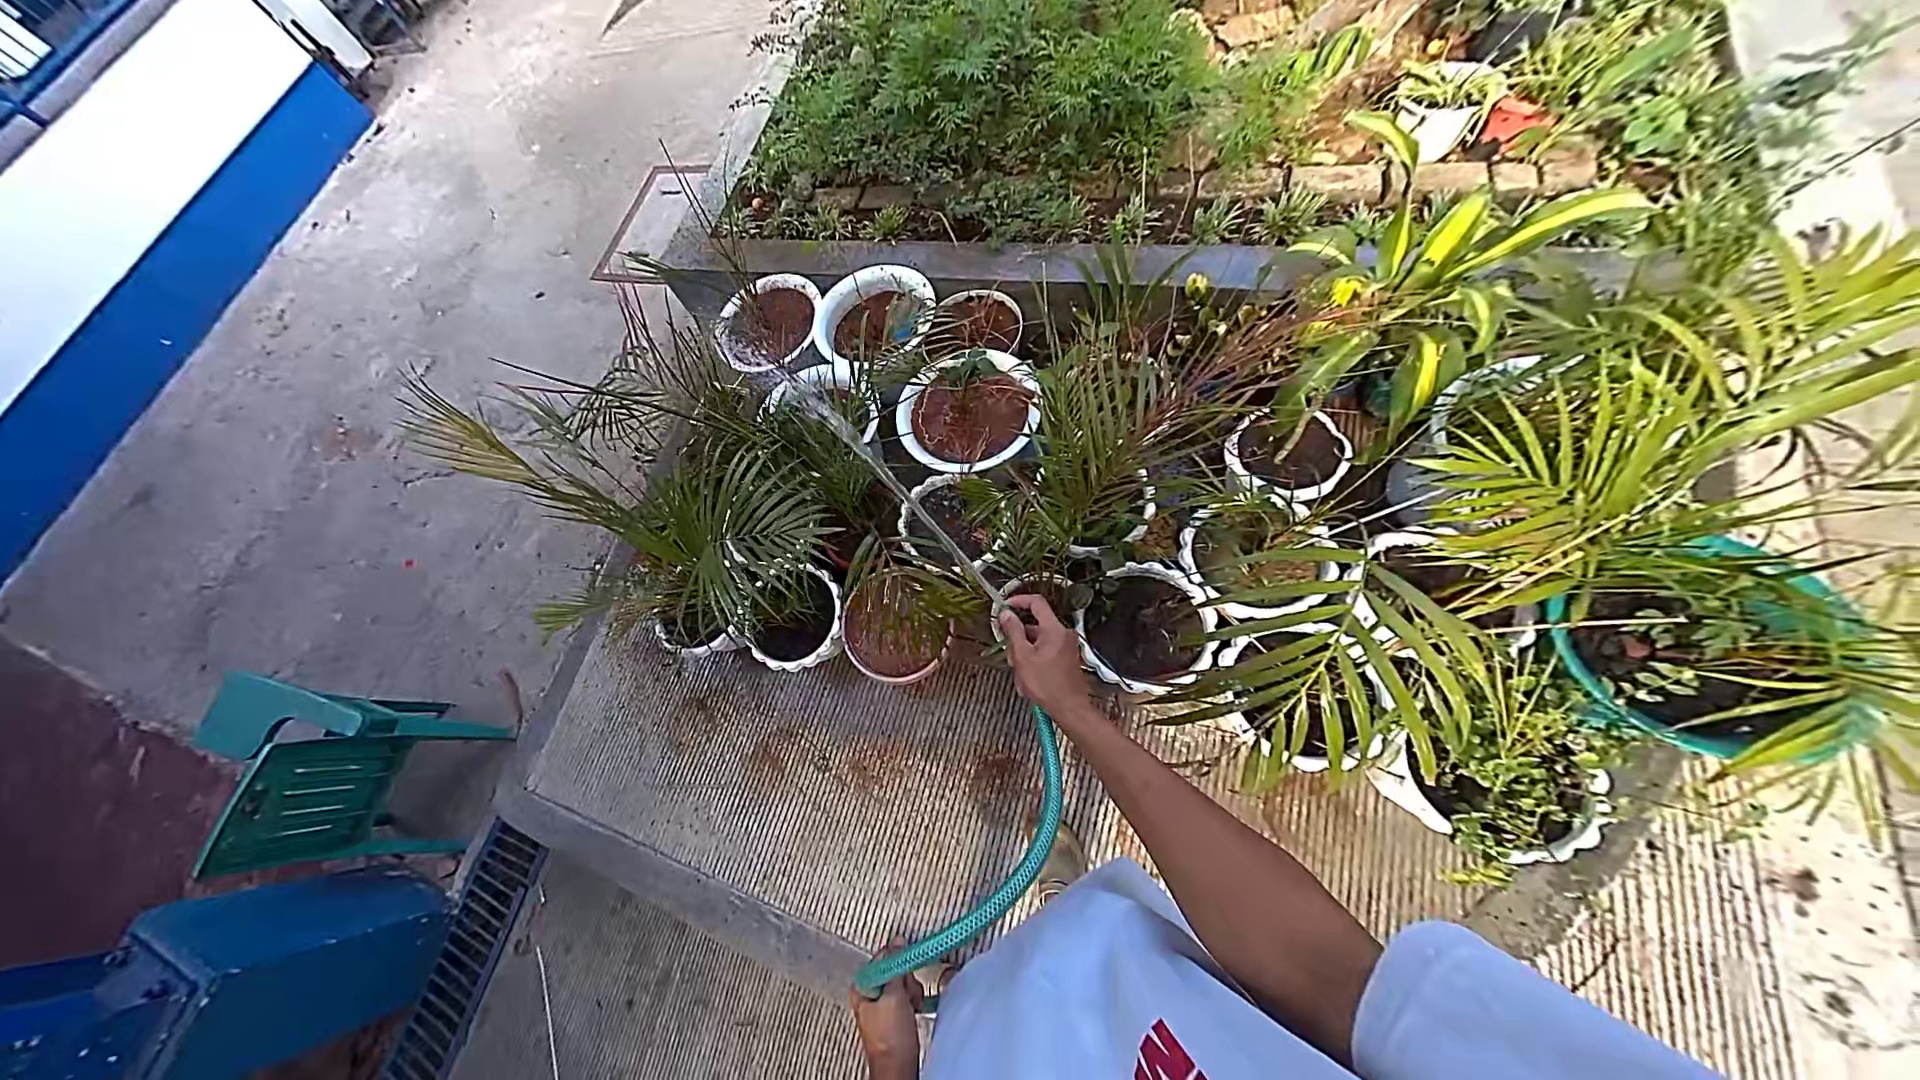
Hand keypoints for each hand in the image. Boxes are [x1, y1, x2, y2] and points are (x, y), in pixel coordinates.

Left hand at [850, 937, 921, 1079]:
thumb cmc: (891, 1039)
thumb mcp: (895, 994)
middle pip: (892, 969)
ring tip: (911, 1003)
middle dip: (905, 978)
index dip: (896, 960)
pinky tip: (913, 1008)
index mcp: (861, 987)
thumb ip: (896, 966)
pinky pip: (905, 995)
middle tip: (907, 991)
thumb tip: (898, 942)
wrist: (899, 1068)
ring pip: (901, 982)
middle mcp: (868, 994)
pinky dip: (912, 999)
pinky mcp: (892, 1014)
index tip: (906, 963)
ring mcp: (881, 1005)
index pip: (881, 957)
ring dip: (910, 989)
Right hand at [997, 594, 1092, 720]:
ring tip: (1019, 669)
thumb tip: (1006, 614)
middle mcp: (1063, 633)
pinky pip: (1045, 648)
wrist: (1069, 707)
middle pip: (1036, 624)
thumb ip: (1013, 632)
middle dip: (1019, 635)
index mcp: (1054, 629)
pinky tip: (1028, 674)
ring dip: (1025, 649)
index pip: (1036, 602)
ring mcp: (1066, 645)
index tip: (1006, 605)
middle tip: (1009, 649)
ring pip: (1039, 638)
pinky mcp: (1065, 656)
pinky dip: (1034, 656)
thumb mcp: (1023, 656)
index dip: (1019, 600)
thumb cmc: (1048, 685)